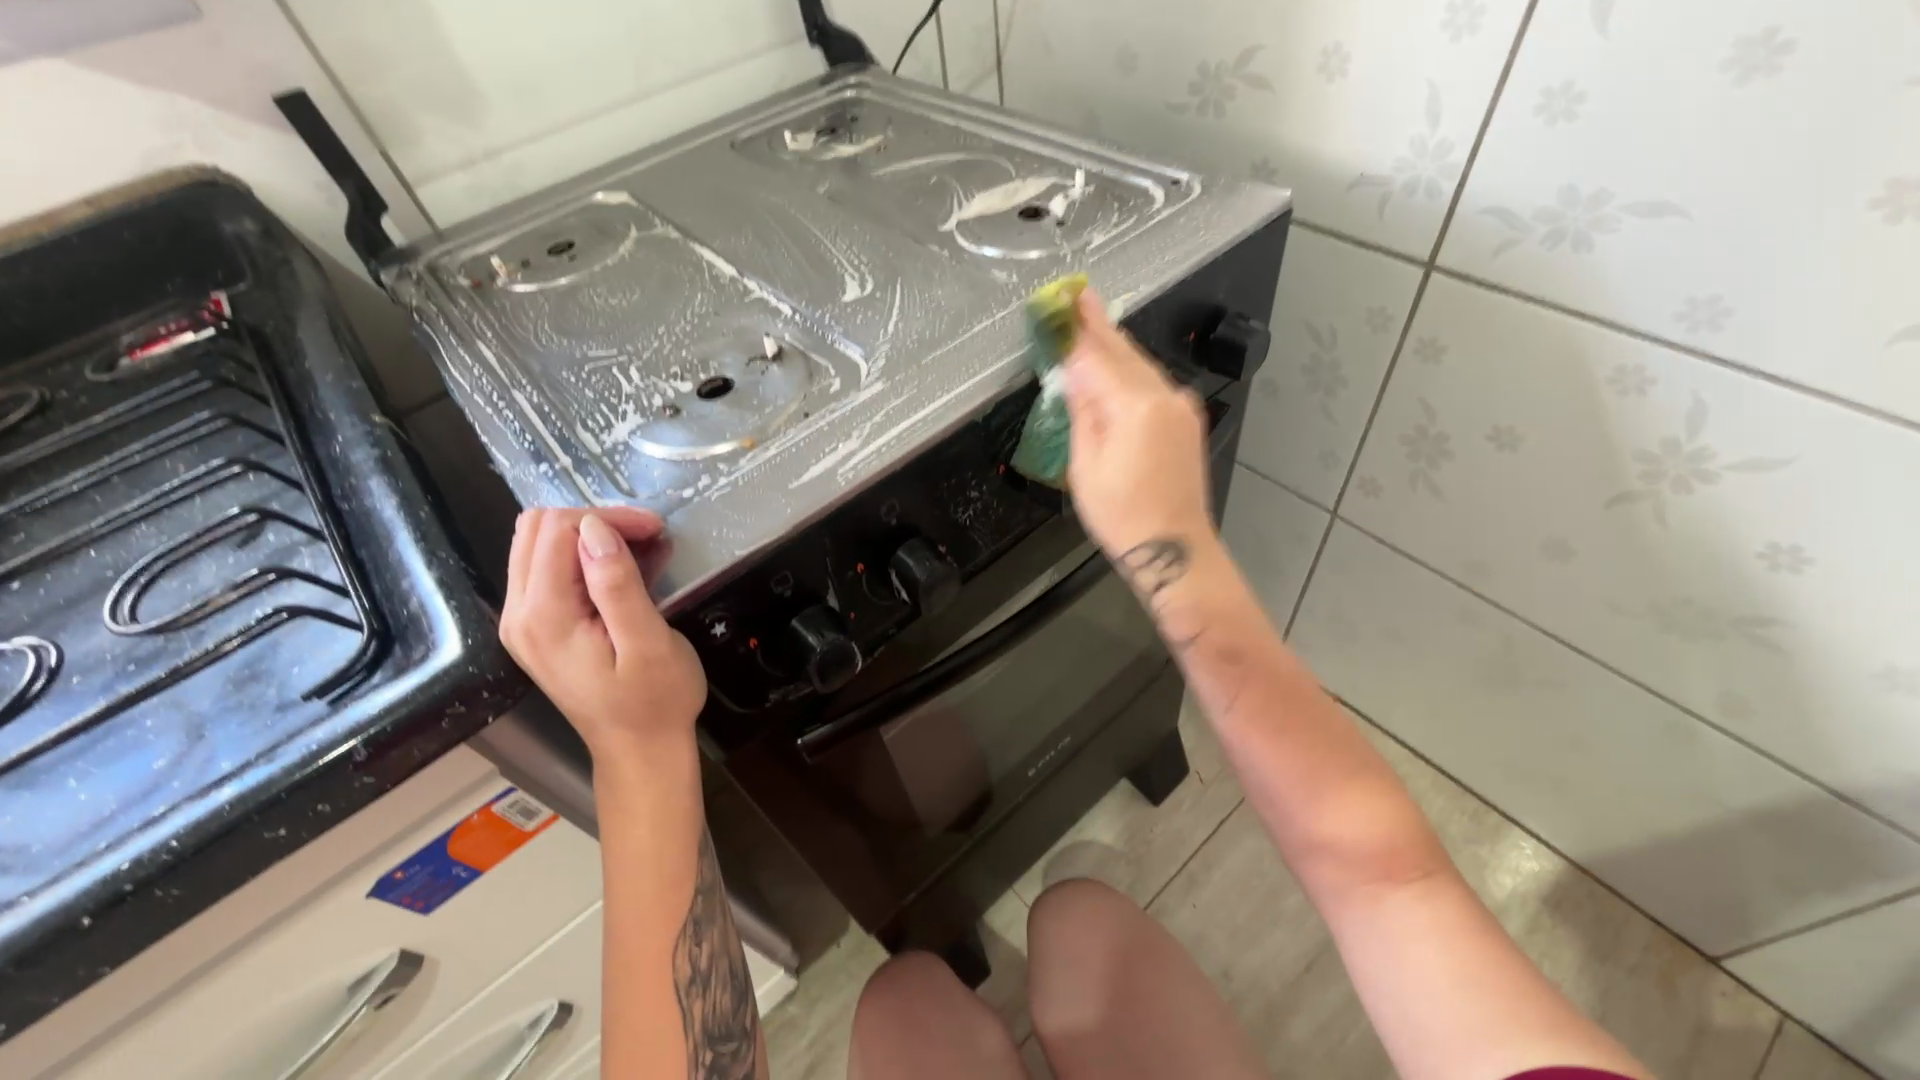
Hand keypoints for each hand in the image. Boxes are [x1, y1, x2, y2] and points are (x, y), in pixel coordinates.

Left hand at [498, 507, 706, 759]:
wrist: (640, 751)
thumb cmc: (655, 702)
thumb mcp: (649, 644)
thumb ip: (618, 585)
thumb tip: (594, 529)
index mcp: (544, 617)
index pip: (558, 530)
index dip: (607, 518)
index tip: (655, 530)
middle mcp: (519, 615)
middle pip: (538, 529)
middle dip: (596, 521)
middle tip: (649, 537)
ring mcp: (522, 622)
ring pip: (539, 543)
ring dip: (591, 535)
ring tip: (643, 551)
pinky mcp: (536, 627)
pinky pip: (548, 568)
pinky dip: (585, 557)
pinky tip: (626, 569)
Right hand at [1061, 290, 1214, 558]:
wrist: (1175, 549)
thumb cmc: (1122, 515)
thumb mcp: (1085, 465)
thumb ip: (1082, 411)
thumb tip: (1074, 373)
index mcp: (1135, 406)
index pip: (1096, 357)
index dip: (1075, 330)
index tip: (1060, 302)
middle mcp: (1165, 396)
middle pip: (1123, 352)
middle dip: (1098, 325)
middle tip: (1078, 294)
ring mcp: (1181, 406)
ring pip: (1141, 364)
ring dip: (1115, 344)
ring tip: (1091, 319)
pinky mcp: (1187, 418)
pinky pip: (1153, 382)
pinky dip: (1131, 368)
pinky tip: (1117, 362)